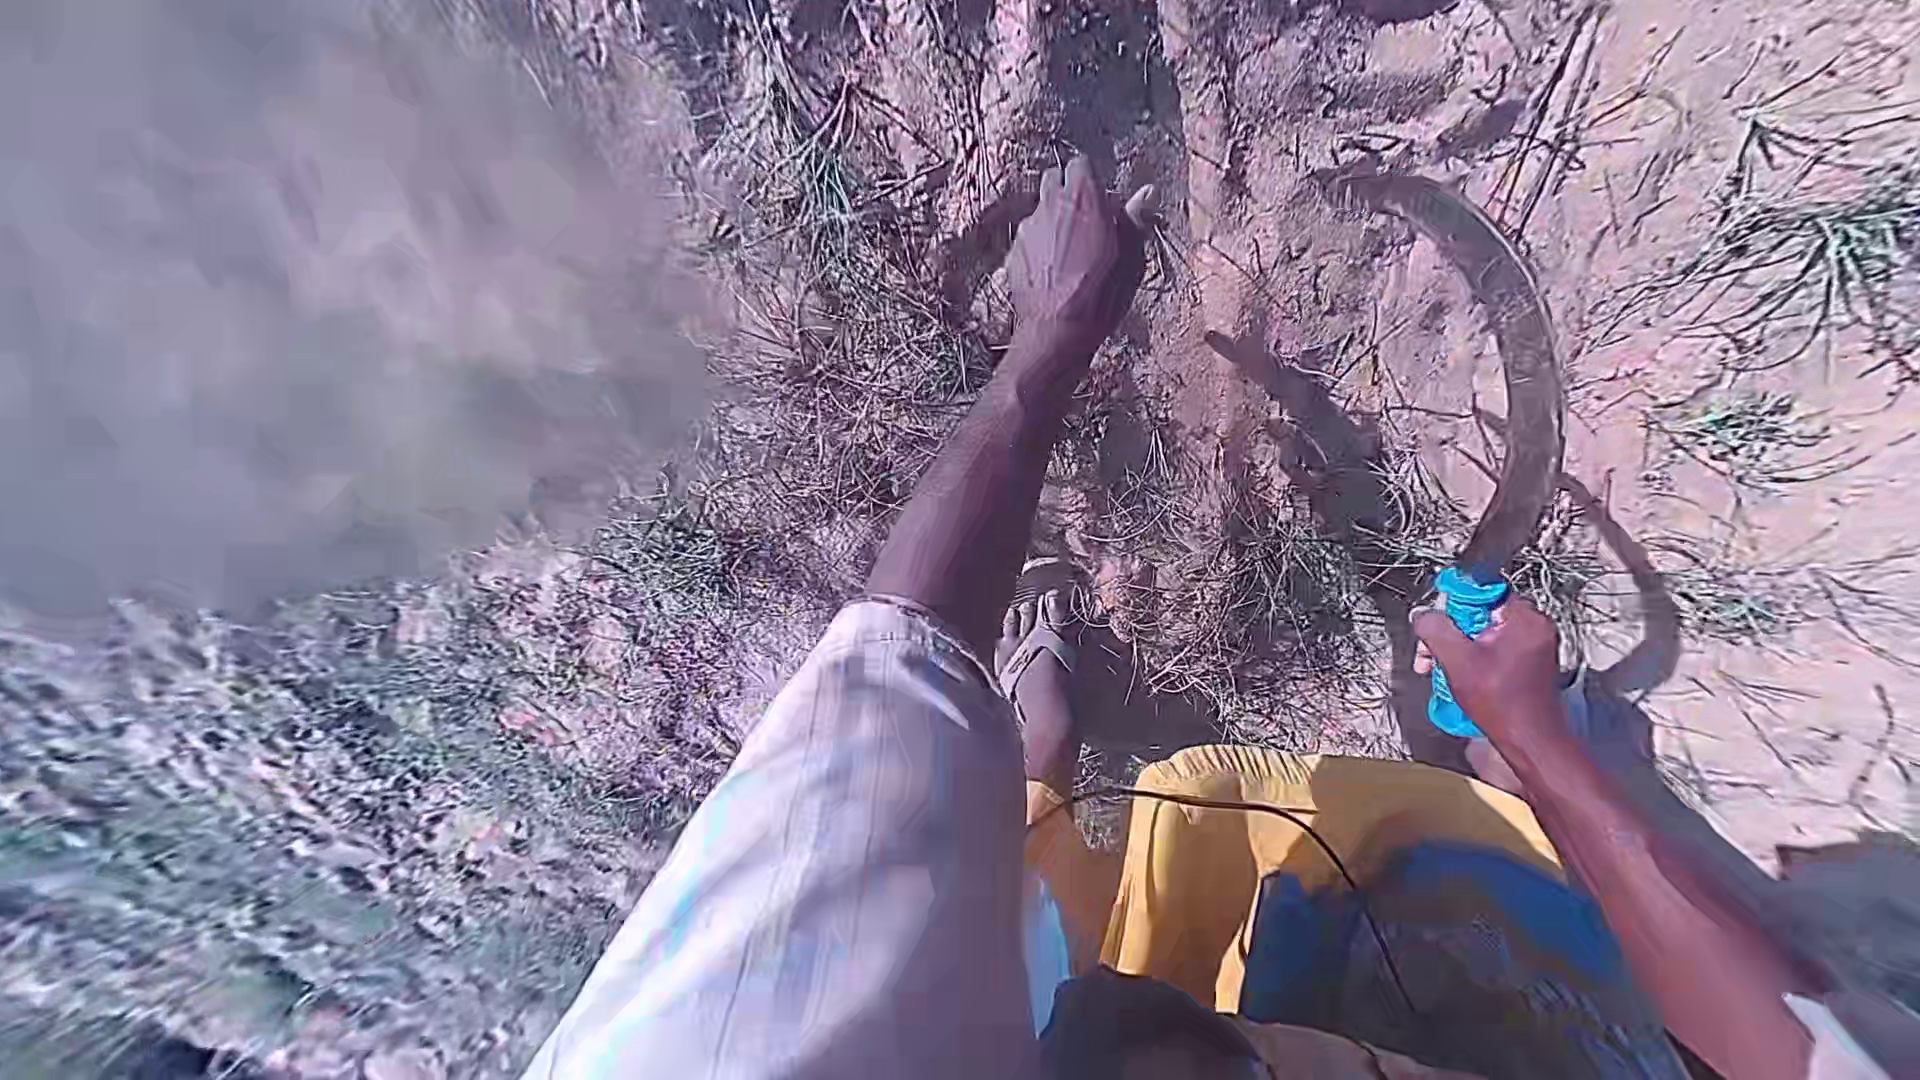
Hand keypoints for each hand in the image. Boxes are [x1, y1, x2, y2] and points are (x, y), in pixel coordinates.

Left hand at [1006, 155, 1151, 359]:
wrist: (1055, 334)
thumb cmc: (1098, 298)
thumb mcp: (1130, 260)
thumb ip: (1135, 221)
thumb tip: (1147, 194)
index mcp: (1083, 197)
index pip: (1082, 165)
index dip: (1091, 183)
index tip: (1100, 204)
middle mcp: (1049, 205)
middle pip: (1054, 181)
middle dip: (1066, 195)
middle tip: (1083, 223)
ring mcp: (1027, 229)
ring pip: (1039, 212)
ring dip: (1052, 224)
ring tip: (1067, 256)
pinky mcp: (1012, 253)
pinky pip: (1027, 241)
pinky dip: (1038, 249)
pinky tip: (1051, 274)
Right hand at [1413, 596, 1565, 744]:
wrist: (1526, 737)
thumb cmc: (1498, 698)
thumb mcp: (1455, 657)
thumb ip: (1434, 628)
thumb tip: (1423, 614)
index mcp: (1526, 621)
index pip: (1483, 593)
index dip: (1454, 606)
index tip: (1438, 622)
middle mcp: (1534, 629)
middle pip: (1477, 614)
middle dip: (1448, 633)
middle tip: (1431, 652)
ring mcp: (1532, 647)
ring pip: (1479, 633)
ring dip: (1453, 648)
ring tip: (1436, 666)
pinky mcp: (1525, 663)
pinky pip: (1488, 649)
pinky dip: (1468, 658)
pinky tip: (1453, 673)